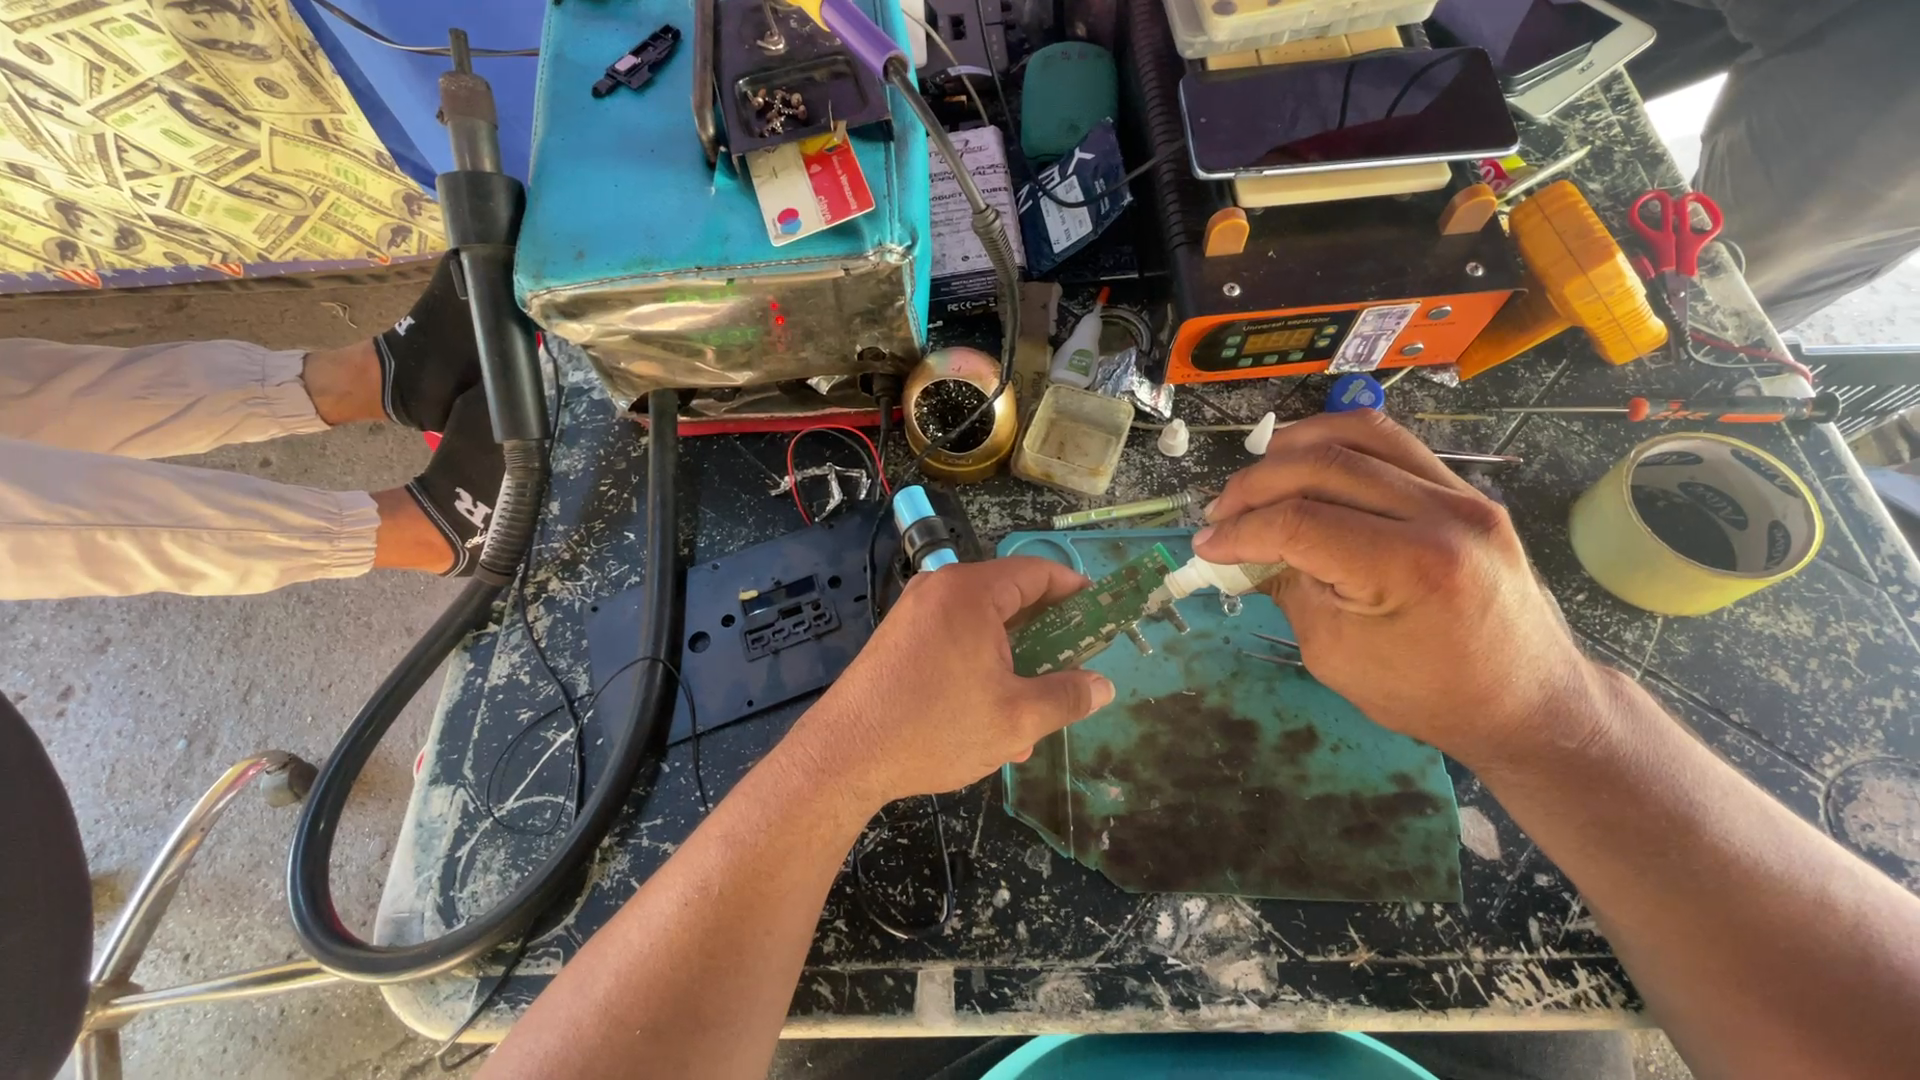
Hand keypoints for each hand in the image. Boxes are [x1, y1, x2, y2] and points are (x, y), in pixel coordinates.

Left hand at [782, 557, 1115, 809]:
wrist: (844, 756)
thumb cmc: (935, 728)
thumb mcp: (1016, 719)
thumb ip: (1067, 697)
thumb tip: (1104, 686)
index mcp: (971, 592)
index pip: (1037, 572)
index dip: (1075, 590)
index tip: (1101, 615)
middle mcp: (940, 591)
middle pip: (1010, 599)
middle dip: (1045, 639)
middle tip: (1071, 672)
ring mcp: (914, 615)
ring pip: (983, 630)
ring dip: (1013, 666)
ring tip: (1030, 717)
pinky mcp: (898, 641)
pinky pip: (954, 644)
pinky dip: (979, 670)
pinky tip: (988, 722)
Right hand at [1193, 410, 1597, 764]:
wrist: (1527, 702)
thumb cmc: (1426, 695)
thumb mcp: (1334, 654)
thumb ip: (1287, 588)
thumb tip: (1238, 552)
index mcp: (1409, 567)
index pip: (1300, 522)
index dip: (1240, 530)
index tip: (1205, 546)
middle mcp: (1441, 514)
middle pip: (1324, 465)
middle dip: (1255, 486)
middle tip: (1220, 514)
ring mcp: (1461, 494)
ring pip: (1359, 433)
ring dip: (1294, 447)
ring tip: (1257, 477)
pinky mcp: (1465, 491)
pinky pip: (1392, 444)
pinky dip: (1337, 444)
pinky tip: (1306, 465)